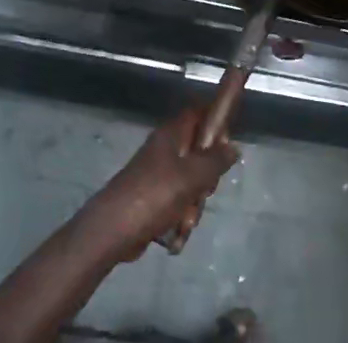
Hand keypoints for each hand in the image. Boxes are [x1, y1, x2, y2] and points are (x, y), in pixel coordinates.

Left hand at [84, 106, 238, 260]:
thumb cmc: (154, 195)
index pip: (198, 113)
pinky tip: (177, 232)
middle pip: (199, 152)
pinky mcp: (154, 198)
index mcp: (172, 135)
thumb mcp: (191, 176)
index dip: (215, 123)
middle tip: (205, 189)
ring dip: (194, 204)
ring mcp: (158, 174)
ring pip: (191, 182)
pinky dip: (180, 217)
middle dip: (207, 177)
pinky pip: (178, 202)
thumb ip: (215, 161)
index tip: (225, 145)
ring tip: (186, 218)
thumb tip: (233, 146)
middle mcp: (165, 150)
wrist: (113, 230)